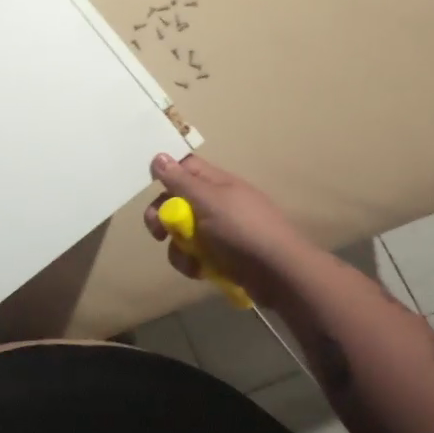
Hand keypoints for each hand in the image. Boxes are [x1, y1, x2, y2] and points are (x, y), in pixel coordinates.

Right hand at [143, 154, 313, 303]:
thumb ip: (181, 181)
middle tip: (158, 232)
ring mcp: (221, 232)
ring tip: (188, 259)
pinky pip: (196, 255)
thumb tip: (158, 156)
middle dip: (163, 216)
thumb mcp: (208, 201)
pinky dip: (193, 263)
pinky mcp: (223, 257)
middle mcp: (217, 204)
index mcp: (216, 183)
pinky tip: (200, 272)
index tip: (150, 186)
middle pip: (178, 201)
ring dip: (178, 246)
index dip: (167, 174)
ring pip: (184, 232)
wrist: (282, 275)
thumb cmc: (243, 230)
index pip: (184, 167)